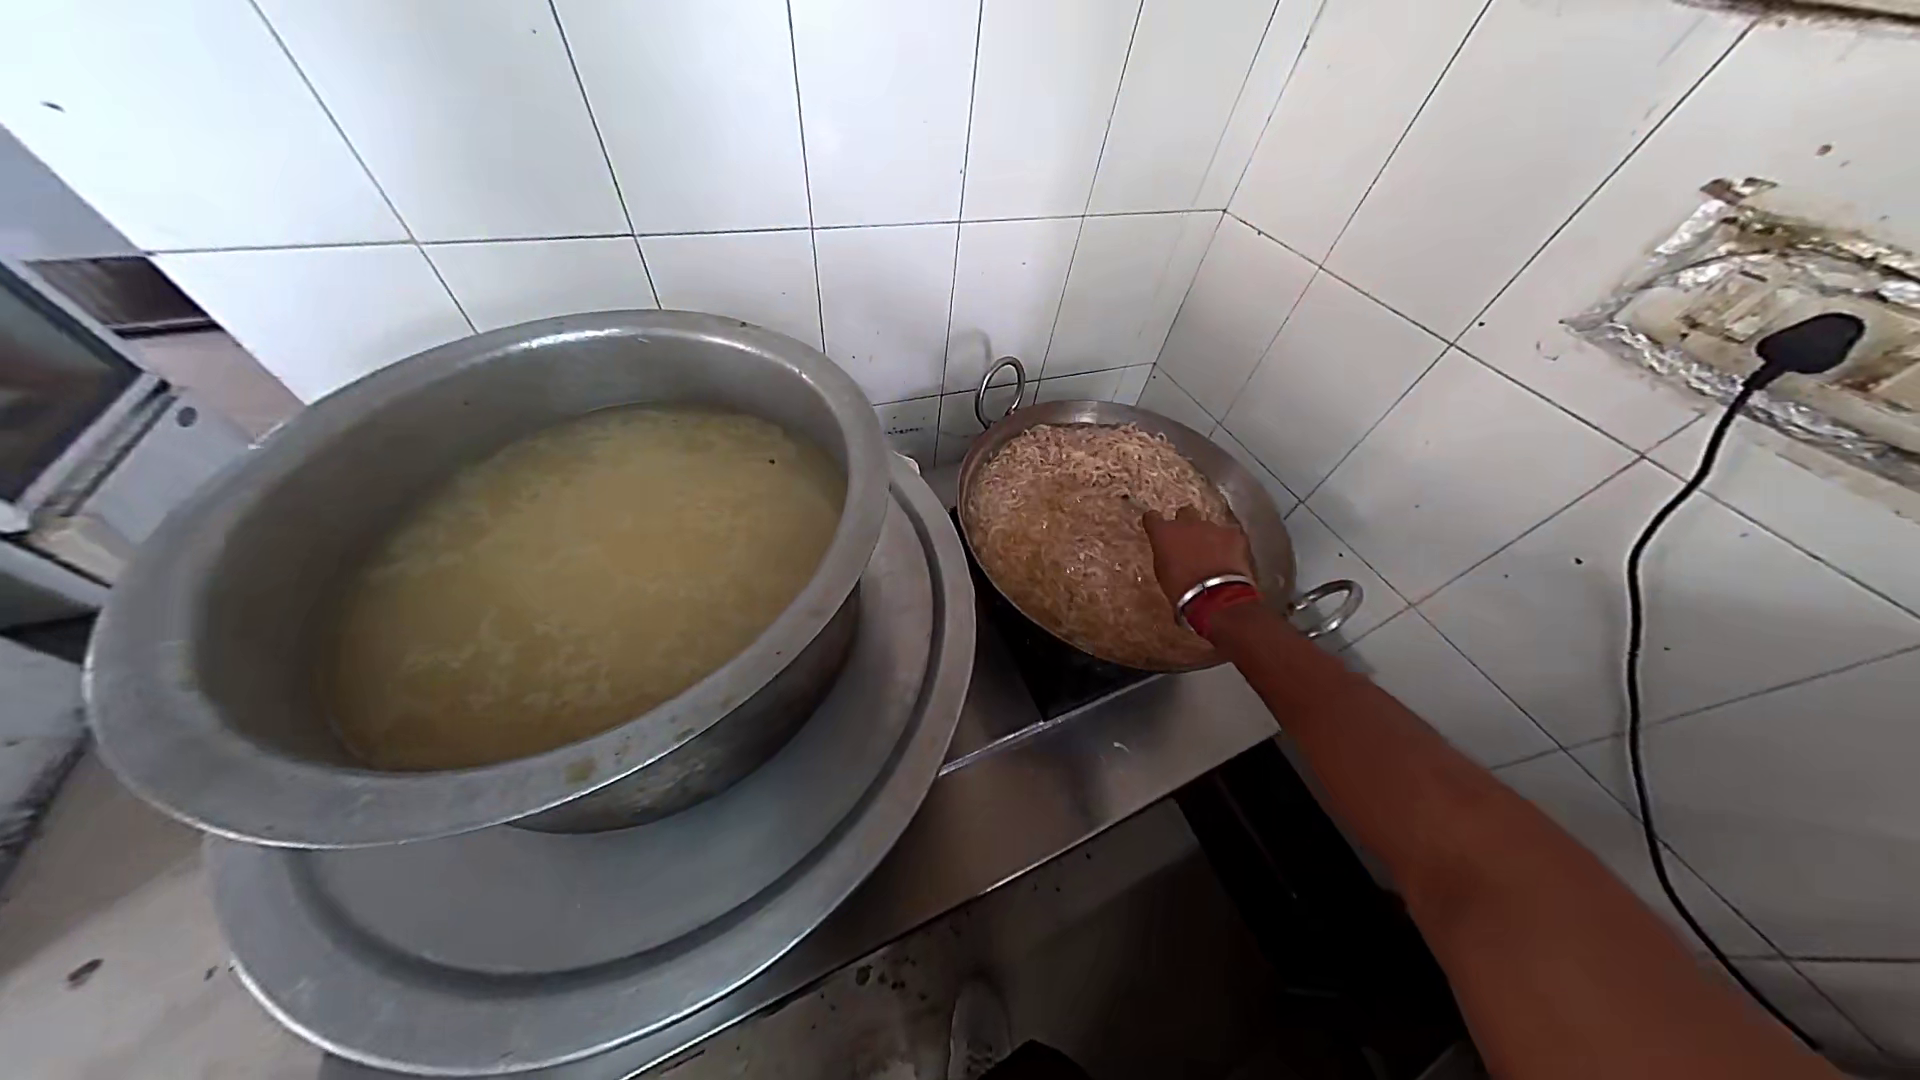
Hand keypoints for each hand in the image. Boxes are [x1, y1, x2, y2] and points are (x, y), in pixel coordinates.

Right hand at [1141, 506, 1255, 609]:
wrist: (1214, 595)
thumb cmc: (1180, 588)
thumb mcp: (1162, 572)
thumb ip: (1165, 554)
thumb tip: (1170, 552)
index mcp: (1164, 533)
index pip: (1152, 517)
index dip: (1155, 522)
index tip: (1157, 529)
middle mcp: (1186, 523)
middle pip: (1184, 513)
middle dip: (1185, 523)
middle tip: (1188, 541)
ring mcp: (1212, 526)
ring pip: (1208, 526)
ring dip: (1208, 537)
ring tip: (1213, 556)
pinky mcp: (1233, 533)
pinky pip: (1229, 535)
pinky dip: (1228, 544)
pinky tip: (1230, 558)